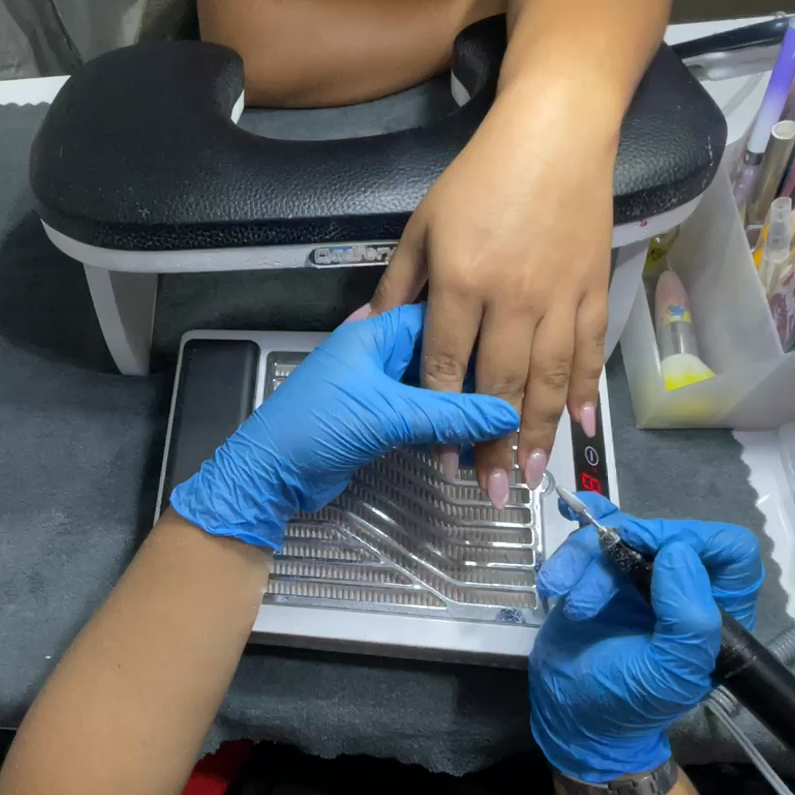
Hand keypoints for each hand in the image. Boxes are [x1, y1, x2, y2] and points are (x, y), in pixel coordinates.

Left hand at [171, 304, 519, 549]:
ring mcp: (381, 387)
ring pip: (437, 393)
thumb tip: (509, 416)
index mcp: (378, 332)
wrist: (271, 473)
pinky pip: (424, 419)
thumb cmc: (318, 427)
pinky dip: (445, 433)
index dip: (483, 339)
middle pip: (446, 360)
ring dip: (464, 416)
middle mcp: (382, 352)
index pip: (444, 321)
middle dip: (478, 387)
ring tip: (501, 436)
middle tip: (517, 410)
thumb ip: (449, 414)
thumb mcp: (386, 415)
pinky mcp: (380, 419)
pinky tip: (470, 451)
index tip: (522, 359)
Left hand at [371, 100, 615, 506]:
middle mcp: (513, 299)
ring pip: (550, 379)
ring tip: (530, 477)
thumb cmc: (477, 180)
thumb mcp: (421, 227)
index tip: (439, 458)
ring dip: (539, 433)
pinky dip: (586, 391)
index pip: (445, 364)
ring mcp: (560, 297)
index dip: (440, 414)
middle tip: (489, 491)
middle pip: (499, 385)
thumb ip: (398, 285)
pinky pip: (591, 351)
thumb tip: (371, 329)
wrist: (556, 135)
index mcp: (461, 283)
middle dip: (493, 444)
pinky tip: (581, 427)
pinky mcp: (594, 290)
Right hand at [528, 492, 763, 781]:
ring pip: (619, 532)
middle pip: (663, 535)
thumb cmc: (625, 703)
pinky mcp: (599, 568)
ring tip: (560, 595)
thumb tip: (677, 552)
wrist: (570, 710)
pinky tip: (568, 508)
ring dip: (580, 558)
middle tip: (584, 595)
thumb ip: (687, 621)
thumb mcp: (667, 674)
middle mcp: (681, 586)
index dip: (693, 540)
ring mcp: (638, 574)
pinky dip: (583, 514)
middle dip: (616, 556)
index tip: (645, 552)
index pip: (728, 552)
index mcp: (716, 611)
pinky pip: (596, 527)